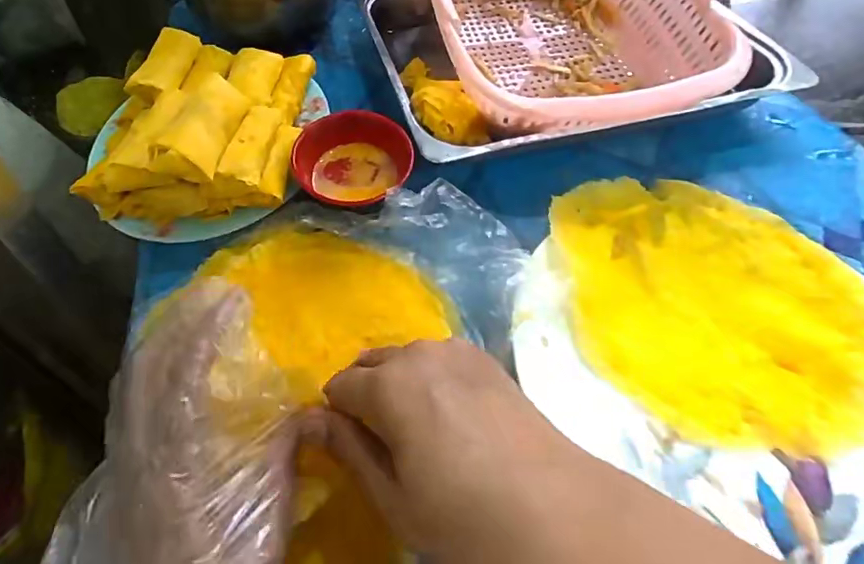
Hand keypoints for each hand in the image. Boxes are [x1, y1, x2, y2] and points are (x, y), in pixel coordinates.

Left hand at [52, 280, 298, 563]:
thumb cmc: (224, 560)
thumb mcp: (264, 511)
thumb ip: (280, 451)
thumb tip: (303, 404)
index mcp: (175, 454)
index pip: (183, 372)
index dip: (206, 327)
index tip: (233, 296)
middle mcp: (139, 448)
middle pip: (146, 366)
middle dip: (179, 319)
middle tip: (212, 290)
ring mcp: (122, 459)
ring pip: (130, 380)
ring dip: (159, 338)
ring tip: (190, 313)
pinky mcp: (118, 471)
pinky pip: (125, 400)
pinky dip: (146, 367)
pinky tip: (164, 364)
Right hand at [310, 339, 768, 563]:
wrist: (553, 506)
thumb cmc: (463, 515)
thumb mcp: (395, 497)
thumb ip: (349, 450)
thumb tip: (310, 420)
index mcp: (391, 384)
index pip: (340, 386)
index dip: (335, 416)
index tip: (344, 447)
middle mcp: (420, 351)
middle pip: (372, 362)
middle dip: (364, 393)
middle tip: (380, 443)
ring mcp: (457, 348)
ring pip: (406, 356)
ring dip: (397, 382)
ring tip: (417, 432)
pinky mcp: (485, 355)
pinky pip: (438, 357)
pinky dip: (429, 377)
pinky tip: (449, 417)